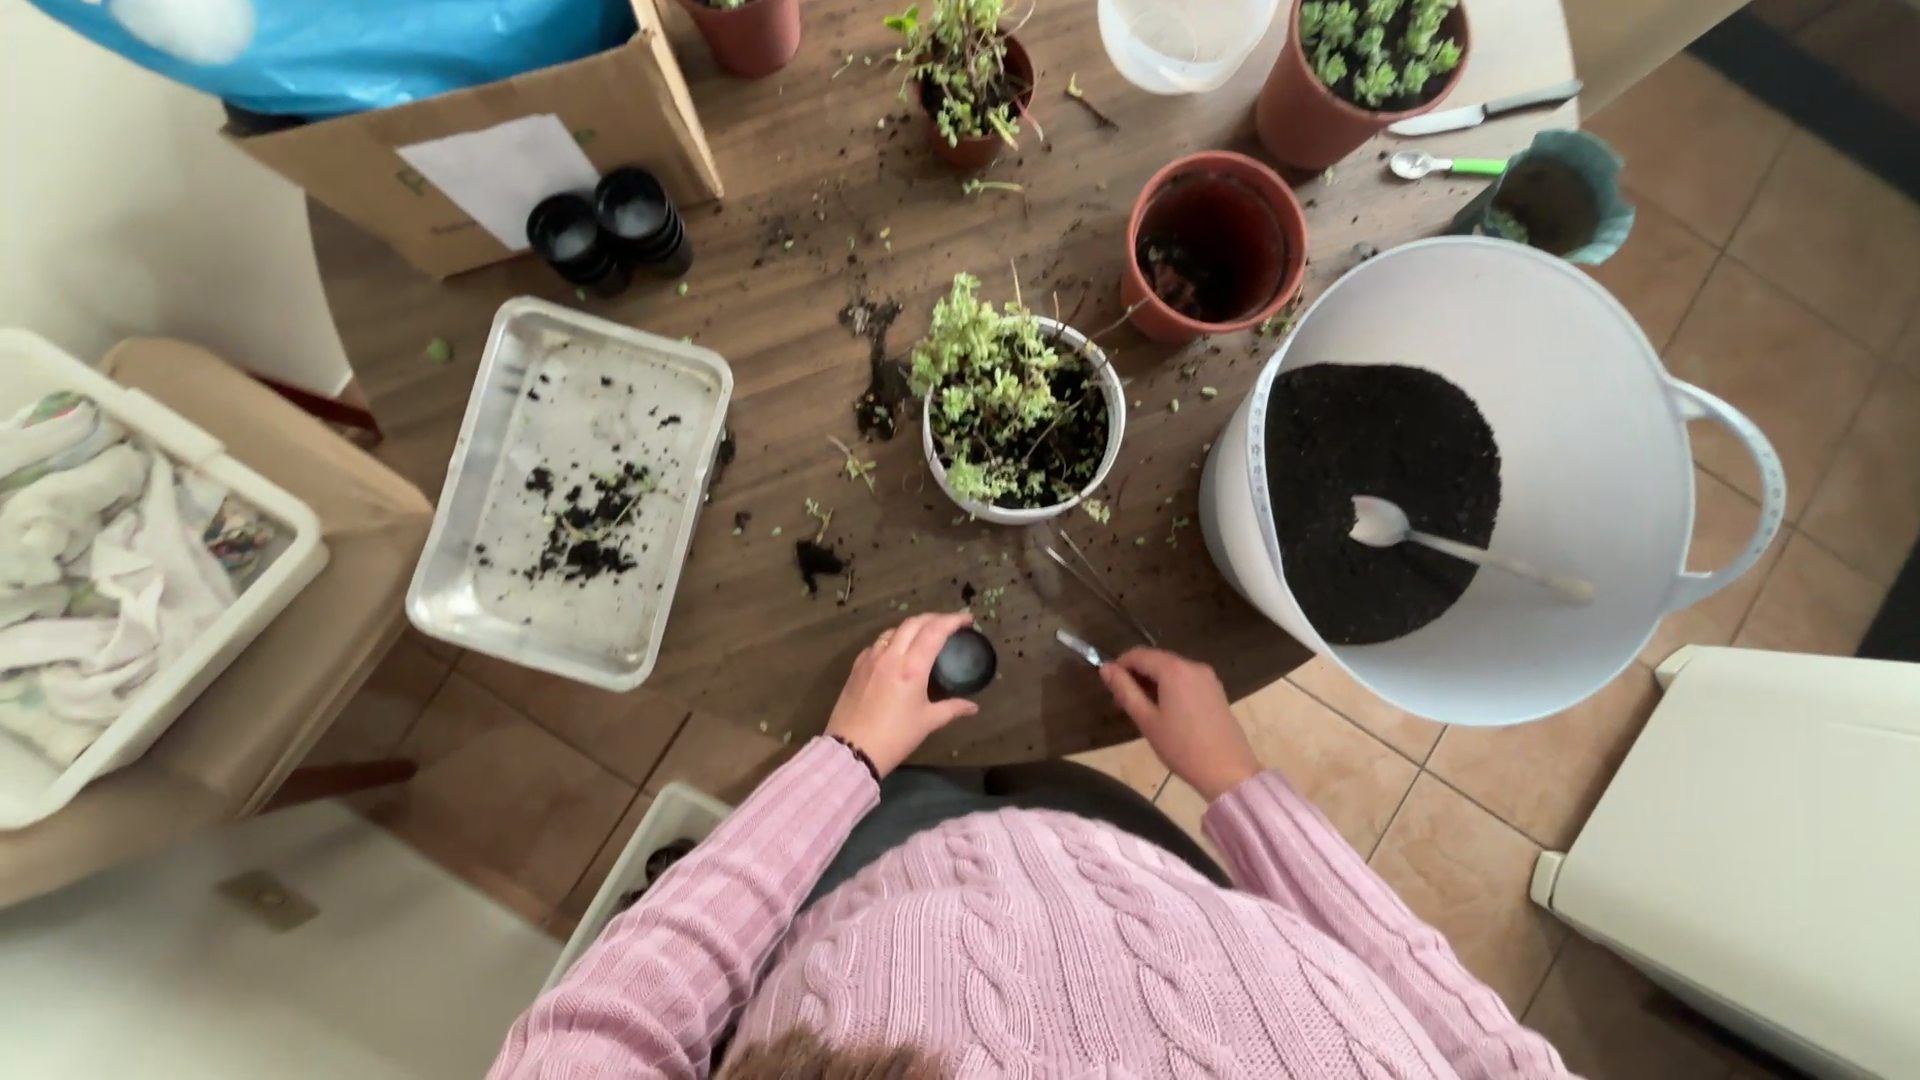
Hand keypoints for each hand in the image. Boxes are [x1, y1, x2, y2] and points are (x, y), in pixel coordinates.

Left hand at [825, 612, 979, 777]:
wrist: (851, 750)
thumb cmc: (894, 737)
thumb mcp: (927, 722)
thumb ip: (952, 709)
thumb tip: (973, 707)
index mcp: (912, 667)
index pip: (935, 631)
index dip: (953, 620)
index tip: (967, 619)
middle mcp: (891, 655)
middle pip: (914, 622)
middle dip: (935, 617)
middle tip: (949, 623)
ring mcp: (871, 658)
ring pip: (894, 630)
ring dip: (913, 626)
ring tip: (925, 633)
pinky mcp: (857, 666)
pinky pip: (878, 643)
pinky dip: (893, 639)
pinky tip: (897, 650)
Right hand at [1101, 648, 1259, 801]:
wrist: (1229, 772)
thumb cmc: (1182, 747)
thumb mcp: (1146, 720)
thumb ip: (1124, 690)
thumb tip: (1105, 668)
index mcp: (1174, 670)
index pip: (1138, 654)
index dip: (1119, 666)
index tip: (1110, 687)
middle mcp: (1193, 666)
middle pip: (1156, 660)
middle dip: (1136, 676)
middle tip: (1123, 704)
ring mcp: (1208, 678)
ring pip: (1171, 670)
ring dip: (1153, 683)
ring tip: (1143, 710)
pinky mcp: (1216, 691)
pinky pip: (1186, 680)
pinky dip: (1170, 688)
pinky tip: (1166, 712)